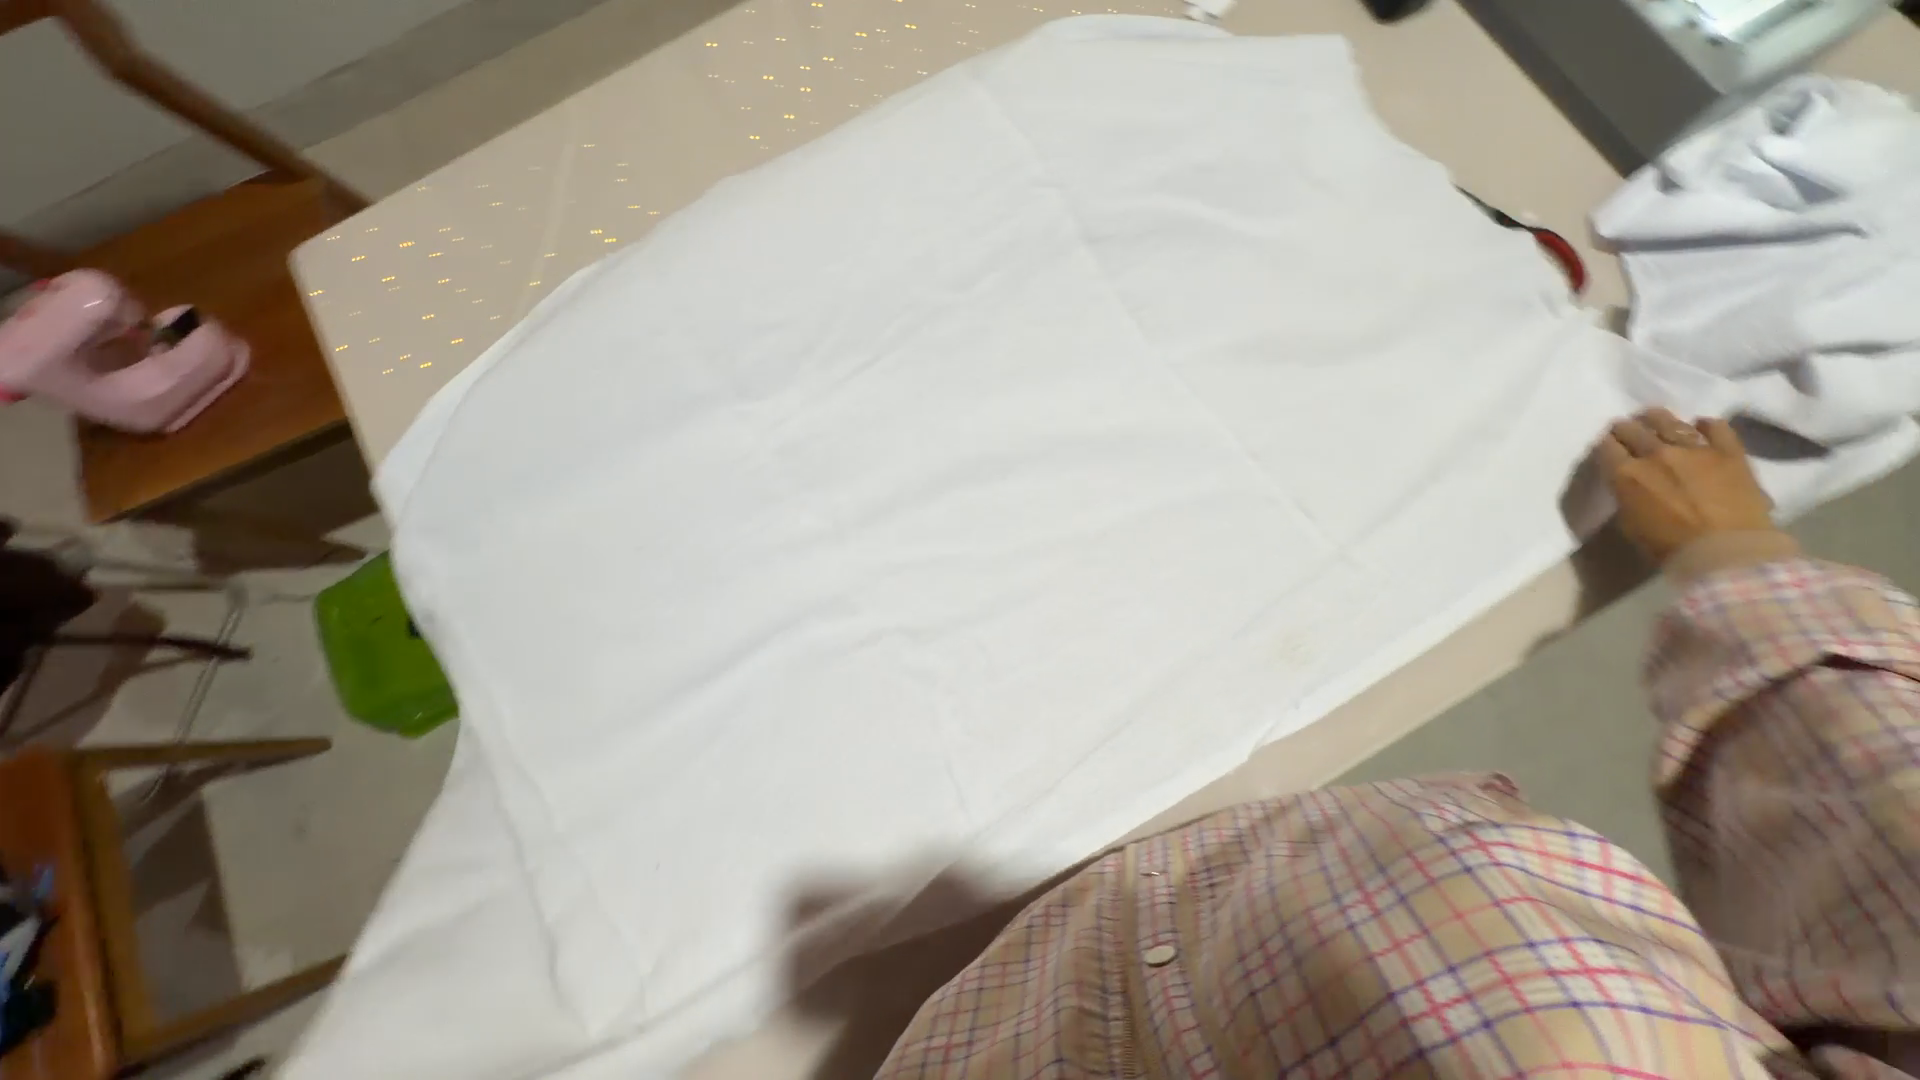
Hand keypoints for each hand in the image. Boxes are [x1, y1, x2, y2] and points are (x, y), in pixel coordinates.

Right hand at [1597, 409, 1792, 572]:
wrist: (1726, 549)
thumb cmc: (1668, 546)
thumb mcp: (1629, 521)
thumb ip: (1626, 494)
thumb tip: (1628, 482)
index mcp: (1625, 474)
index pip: (1606, 447)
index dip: (1604, 444)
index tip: (1605, 445)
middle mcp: (1655, 454)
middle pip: (1633, 430)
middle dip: (1625, 428)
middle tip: (1624, 429)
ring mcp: (1695, 449)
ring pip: (1669, 422)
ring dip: (1657, 418)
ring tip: (1653, 416)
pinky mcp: (1729, 452)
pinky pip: (1716, 428)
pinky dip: (1706, 425)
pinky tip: (1701, 425)